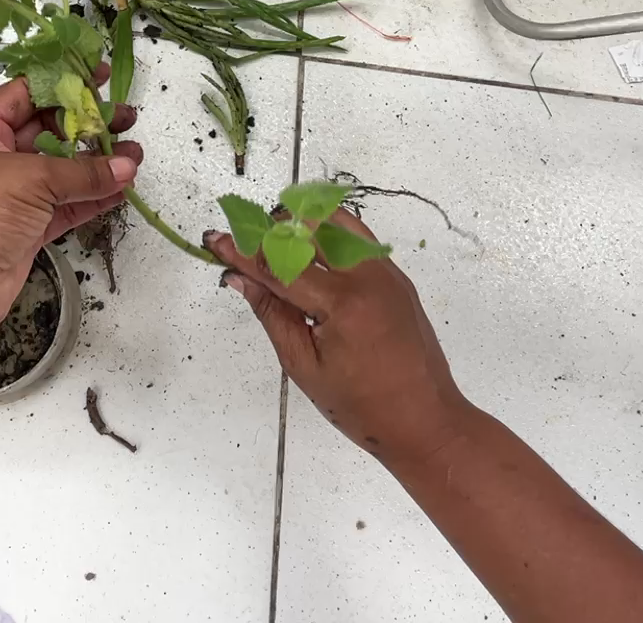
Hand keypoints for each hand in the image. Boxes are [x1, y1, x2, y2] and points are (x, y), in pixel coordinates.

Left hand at [0, 73, 141, 332]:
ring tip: (134, 156)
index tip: (99, 76)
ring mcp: (9, 196)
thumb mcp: (28, 177)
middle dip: (87, 126)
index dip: (62, 83)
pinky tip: (120, 189)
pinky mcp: (24, 230)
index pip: (25, 95)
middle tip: (126, 118)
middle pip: (47, 131)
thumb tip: (126, 166)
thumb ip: (81, 171)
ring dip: (96, 164)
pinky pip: (64, 206)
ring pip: (60, 172)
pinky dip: (91, 198)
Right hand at [207, 210, 471, 466]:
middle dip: (271, 230)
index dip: (243, 252)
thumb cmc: (362, 407)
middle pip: (309, 229)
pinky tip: (309, 254)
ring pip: (337, 222)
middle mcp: (368, 276)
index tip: (215, 239)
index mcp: (343, 303)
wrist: (426, 422)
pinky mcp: (395, 274)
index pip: (280, 266)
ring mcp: (386, 271)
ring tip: (276, 244)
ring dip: (302, 225)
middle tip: (244, 243)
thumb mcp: (304, 365)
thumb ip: (271, 313)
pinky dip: (328, 235)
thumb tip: (239, 278)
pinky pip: (357, 238)